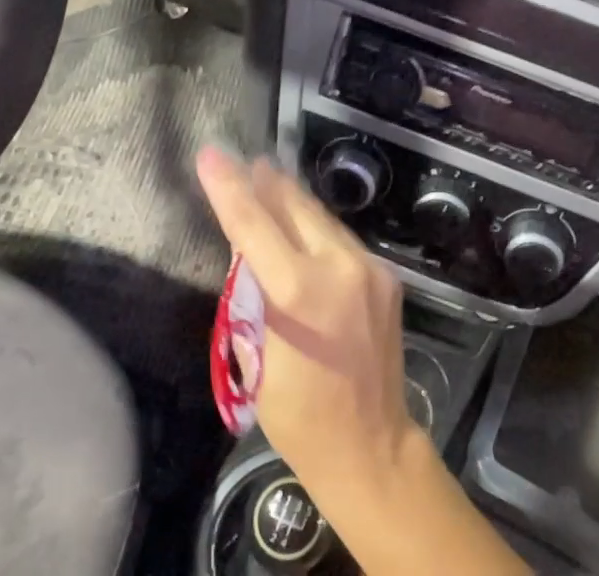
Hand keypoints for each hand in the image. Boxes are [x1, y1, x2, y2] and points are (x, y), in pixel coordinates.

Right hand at [197, 148, 414, 487]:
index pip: (255, 226)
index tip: (211, 154)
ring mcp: (371, 271)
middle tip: (242, 160)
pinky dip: (317, 229)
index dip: (229, 188)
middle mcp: (341, 269)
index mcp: (300, 293)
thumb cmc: (298, 416)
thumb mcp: (255, 357)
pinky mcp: (387, 279)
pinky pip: (343, 242)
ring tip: (268, 179)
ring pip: (323, 220)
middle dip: (266, 183)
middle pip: (296, 209)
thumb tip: (250, 253)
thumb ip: (254, 296)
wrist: (368, 444)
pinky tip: (303, 225)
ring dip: (293, 201)